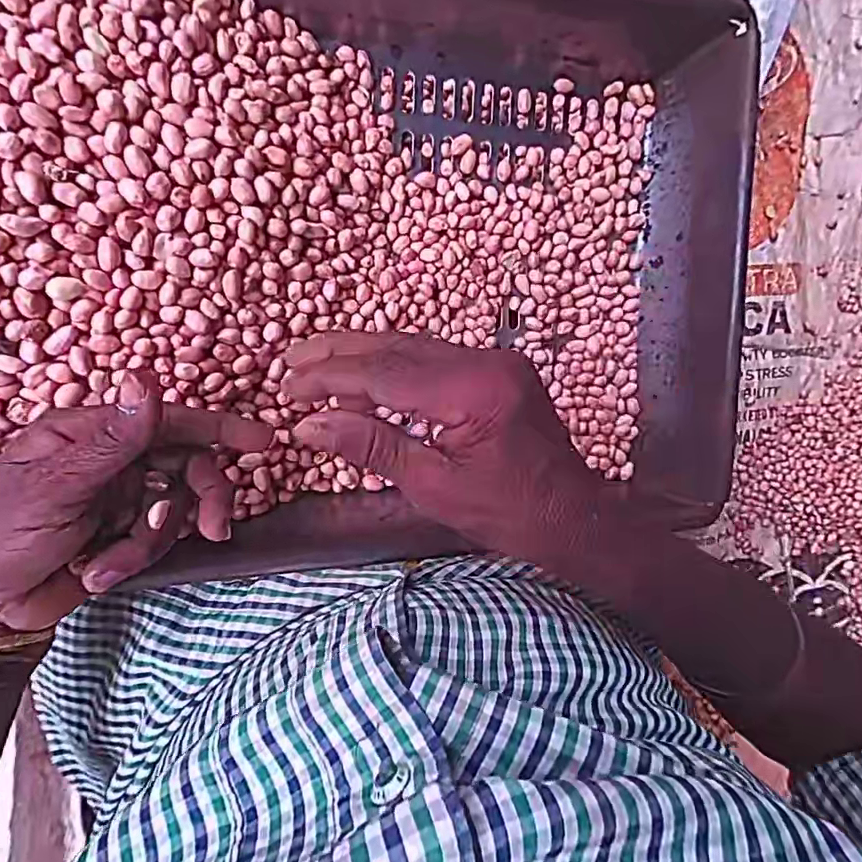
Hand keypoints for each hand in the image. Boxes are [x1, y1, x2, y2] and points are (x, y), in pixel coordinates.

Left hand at [0, 373, 273, 642]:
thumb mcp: (55, 487)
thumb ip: (113, 440)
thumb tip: (145, 380)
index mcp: (87, 433)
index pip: (165, 419)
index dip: (217, 427)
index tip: (261, 440)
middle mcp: (110, 459)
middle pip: (184, 465)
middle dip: (201, 497)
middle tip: (215, 526)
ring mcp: (117, 497)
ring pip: (174, 507)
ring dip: (150, 540)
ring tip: (108, 563)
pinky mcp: (120, 534)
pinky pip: (156, 539)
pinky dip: (133, 557)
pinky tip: (95, 572)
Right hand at [286, 332, 606, 563]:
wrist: (572, 515)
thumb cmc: (508, 514)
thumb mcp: (433, 487)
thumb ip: (371, 447)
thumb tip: (309, 426)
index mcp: (475, 390)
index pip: (386, 372)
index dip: (331, 377)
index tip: (290, 386)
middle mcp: (487, 361)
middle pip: (397, 346)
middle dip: (339, 354)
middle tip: (292, 361)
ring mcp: (495, 360)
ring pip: (413, 347)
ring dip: (362, 357)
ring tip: (314, 366)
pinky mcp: (496, 368)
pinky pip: (433, 359)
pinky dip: (393, 368)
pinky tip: (363, 378)